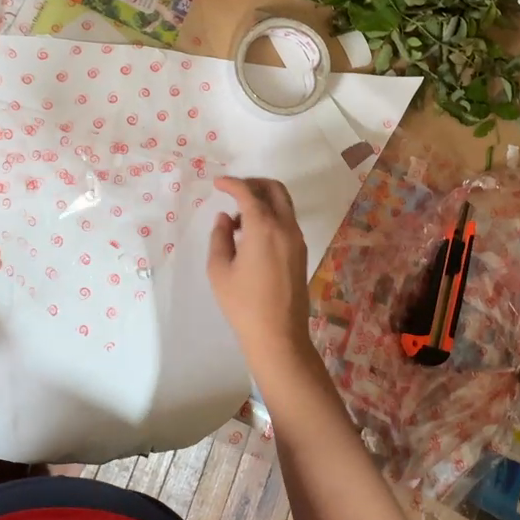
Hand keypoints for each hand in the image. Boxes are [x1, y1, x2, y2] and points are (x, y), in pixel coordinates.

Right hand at [208, 177, 315, 375]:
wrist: (278, 335)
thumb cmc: (243, 304)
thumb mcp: (219, 270)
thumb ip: (219, 237)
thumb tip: (225, 218)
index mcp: (263, 227)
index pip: (248, 192)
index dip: (231, 183)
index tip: (217, 184)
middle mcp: (285, 227)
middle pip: (274, 189)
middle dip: (253, 184)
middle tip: (232, 192)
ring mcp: (297, 239)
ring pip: (284, 204)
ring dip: (262, 201)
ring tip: (238, 221)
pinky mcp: (301, 252)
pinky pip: (287, 221)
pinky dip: (271, 216)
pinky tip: (252, 235)